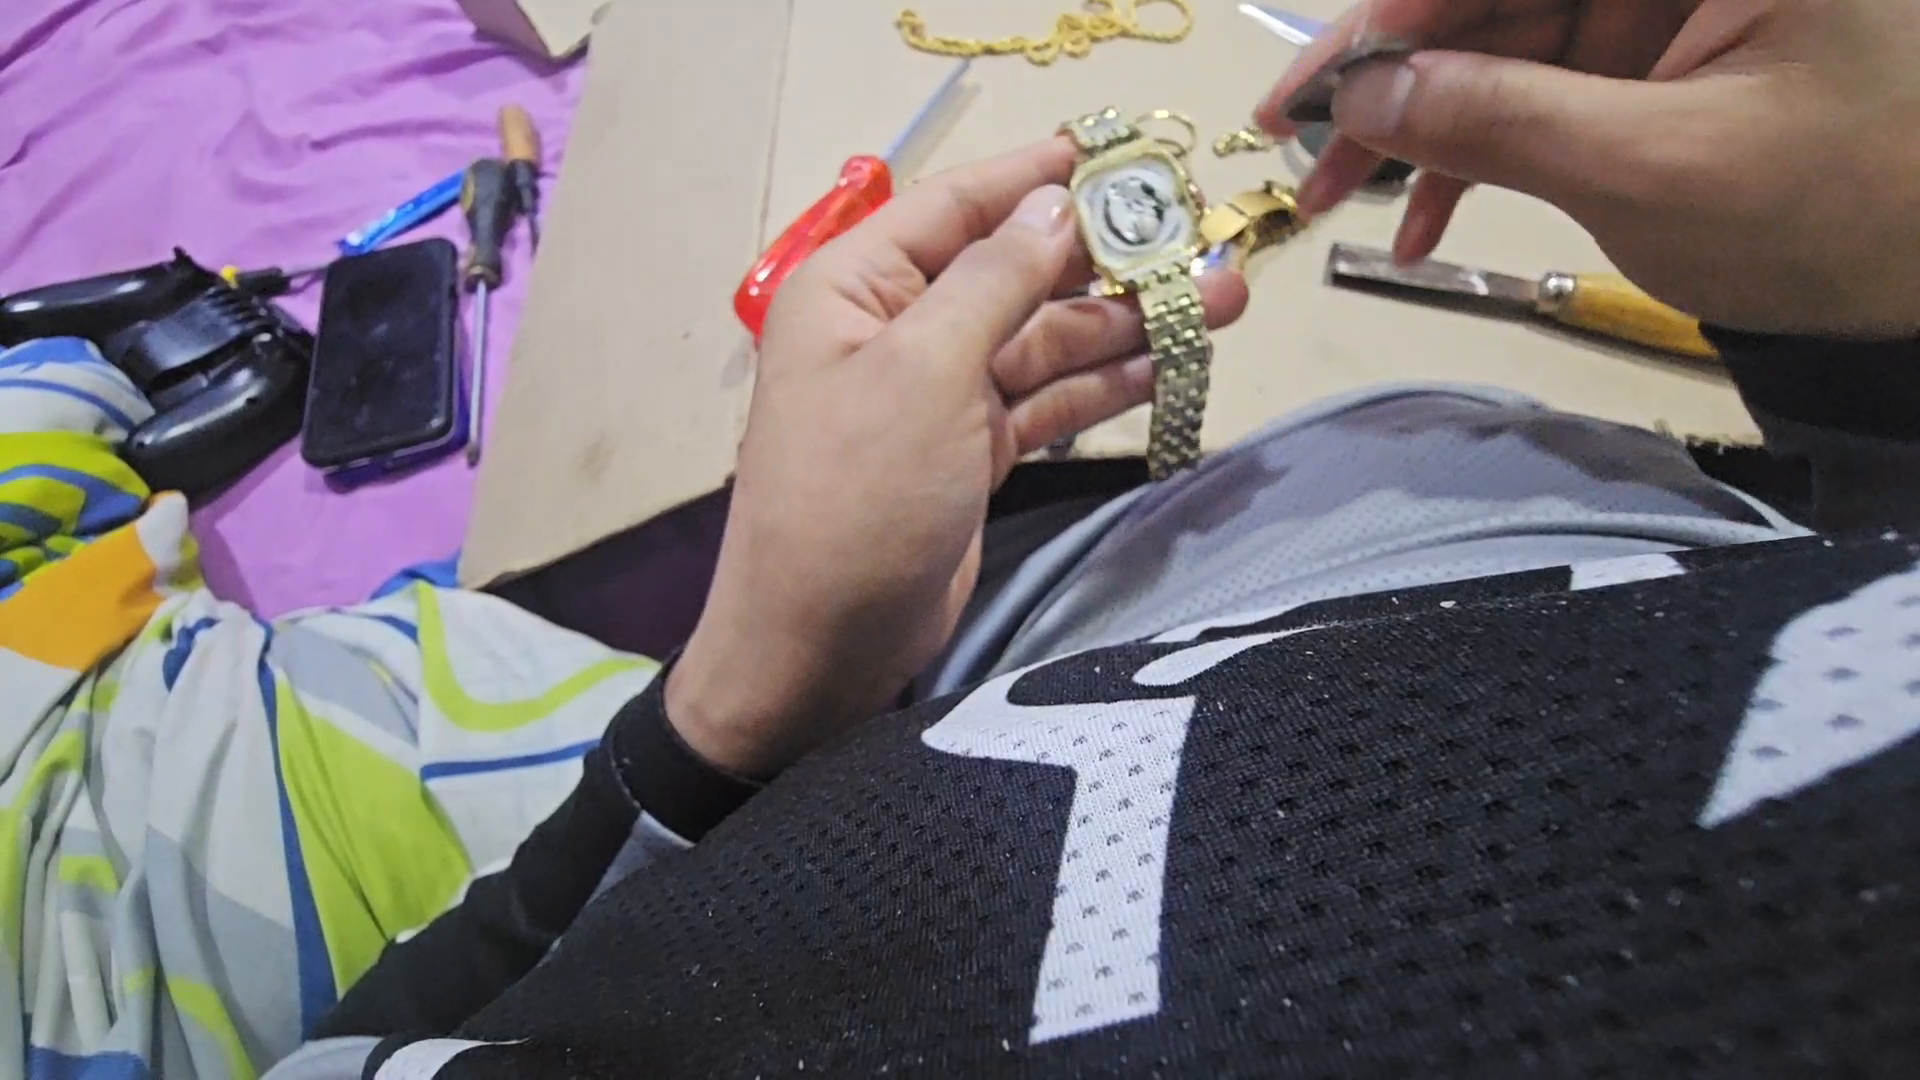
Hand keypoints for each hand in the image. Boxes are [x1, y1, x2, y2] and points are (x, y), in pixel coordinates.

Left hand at [665, 139, 1248, 775]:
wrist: (826, 639)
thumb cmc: (859, 494)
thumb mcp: (922, 370)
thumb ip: (992, 281)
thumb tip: (1052, 204)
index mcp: (858, 288)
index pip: (957, 207)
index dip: (1037, 177)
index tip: (1119, 153)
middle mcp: (897, 332)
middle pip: (1013, 276)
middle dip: (1104, 263)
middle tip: (1202, 245)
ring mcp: (939, 398)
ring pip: (1040, 344)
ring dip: (1121, 326)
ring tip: (1217, 303)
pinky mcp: (971, 454)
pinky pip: (1043, 403)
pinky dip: (1098, 388)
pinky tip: (1163, 367)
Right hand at [1254, 0, 1919, 336]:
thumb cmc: (1834, 210)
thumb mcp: (1648, 167)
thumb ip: (1501, 120)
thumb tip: (1365, 95)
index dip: (1387, 22)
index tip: (1298, 99)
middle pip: (1482, 2)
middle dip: (1384, 90)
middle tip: (1306, 168)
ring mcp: (1648, 11)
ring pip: (1485, 56)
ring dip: (1405, 137)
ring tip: (1333, 207)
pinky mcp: (1630, 66)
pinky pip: (1517, 104)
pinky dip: (1458, 168)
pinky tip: (1418, 231)